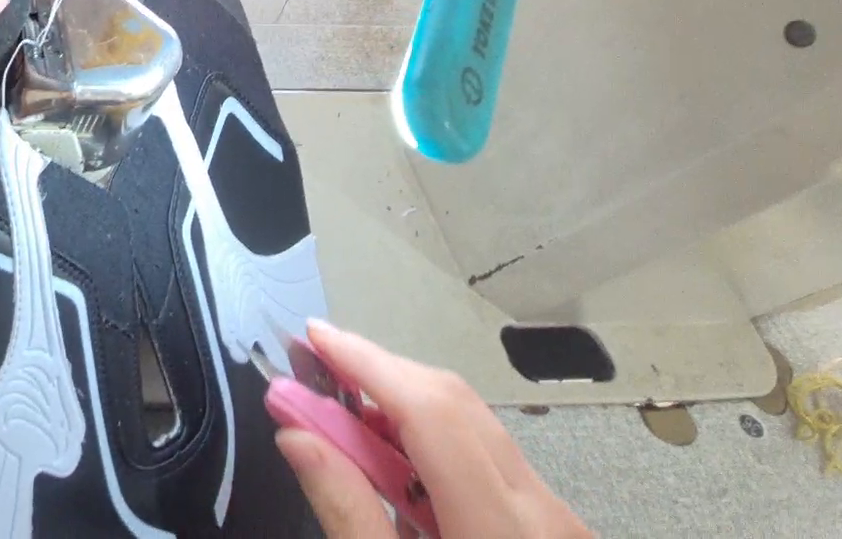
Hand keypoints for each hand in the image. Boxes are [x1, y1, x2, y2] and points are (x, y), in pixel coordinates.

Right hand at [275, 321, 590, 538]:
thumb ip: (346, 511)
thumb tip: (294, 431)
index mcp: (502, 531)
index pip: (430, 412)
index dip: (366, 362)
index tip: (312, 337)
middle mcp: (546, 516)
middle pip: (454, 402)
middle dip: (376, 372)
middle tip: (313, 370)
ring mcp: (562, 522)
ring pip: (472, 423)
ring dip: (398, 405)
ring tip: (342, 423)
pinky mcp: (559, 530)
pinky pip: (487, 456)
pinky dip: (428, 440)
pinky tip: (393, 467)